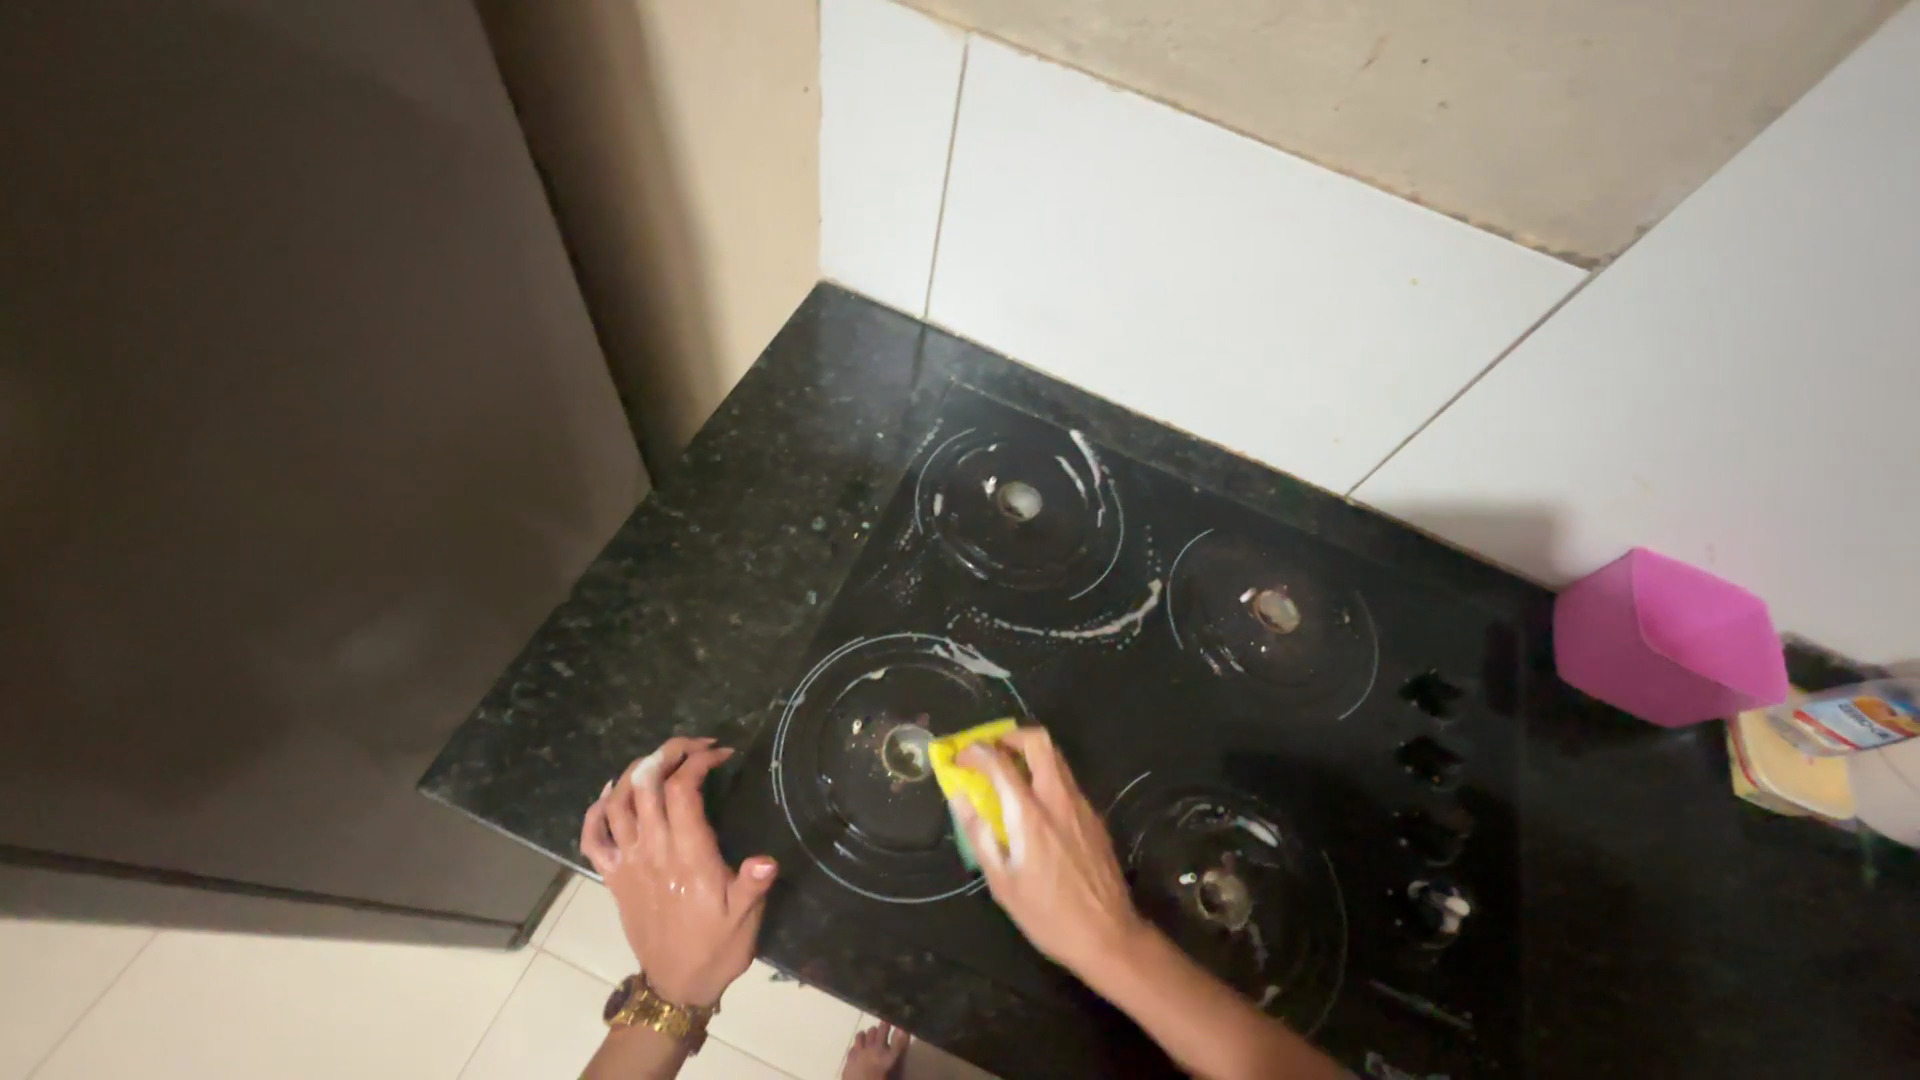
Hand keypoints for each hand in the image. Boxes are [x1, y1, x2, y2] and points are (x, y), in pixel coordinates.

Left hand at [579, 736, 778, 1007]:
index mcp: (687, 854)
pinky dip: (596, 809)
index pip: (682, 790)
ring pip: (618, 802)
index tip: (722, 753)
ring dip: (636, 770)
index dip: (699, 761)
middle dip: (669, 752)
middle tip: (695, 745)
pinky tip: (611, 792)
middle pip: (647, 783)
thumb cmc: (717, 945)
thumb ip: (753, 885)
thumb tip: (767, 861)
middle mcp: (652, 850)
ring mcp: (628, 862)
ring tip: (661, 759)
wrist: (677, 985)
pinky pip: (591, 838)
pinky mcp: (613, 877)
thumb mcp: (745, 916)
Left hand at [840, 1022, 909, 1079]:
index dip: (901, 1031)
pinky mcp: (849, 1059)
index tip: (901, 1025)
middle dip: (883, 1027)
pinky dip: (858, 1046)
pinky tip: (859, 1050)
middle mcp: (874, 1050)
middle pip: (879, 1031)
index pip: (898, 1038)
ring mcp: (860, 1053)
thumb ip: (897, 1054)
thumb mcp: (893, 1073)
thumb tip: (903, 1036)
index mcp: (887, 1057)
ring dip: (868, 1035)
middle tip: (885, 1026)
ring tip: (871, 1037)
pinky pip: (853, 1046)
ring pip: (863, 1034)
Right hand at [952, 728, 1147, 977]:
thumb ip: (979, 834)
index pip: (1000, 762)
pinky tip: (1036, 807)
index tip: (960, 757)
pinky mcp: (1094, 817)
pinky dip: (1046, 777)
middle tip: (991, 753)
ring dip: (1029, 754)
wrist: (1109, 936)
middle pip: (1038, 741)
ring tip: (1009, 775)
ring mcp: (1081, 805)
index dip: (975, 751)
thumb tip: (959, 798)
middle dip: (1010, 736)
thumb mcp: (1002, 883)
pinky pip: (1067, 781)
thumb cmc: (1048, 915)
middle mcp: (1058, 799)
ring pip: (1056, 758)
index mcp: (1030, 814)